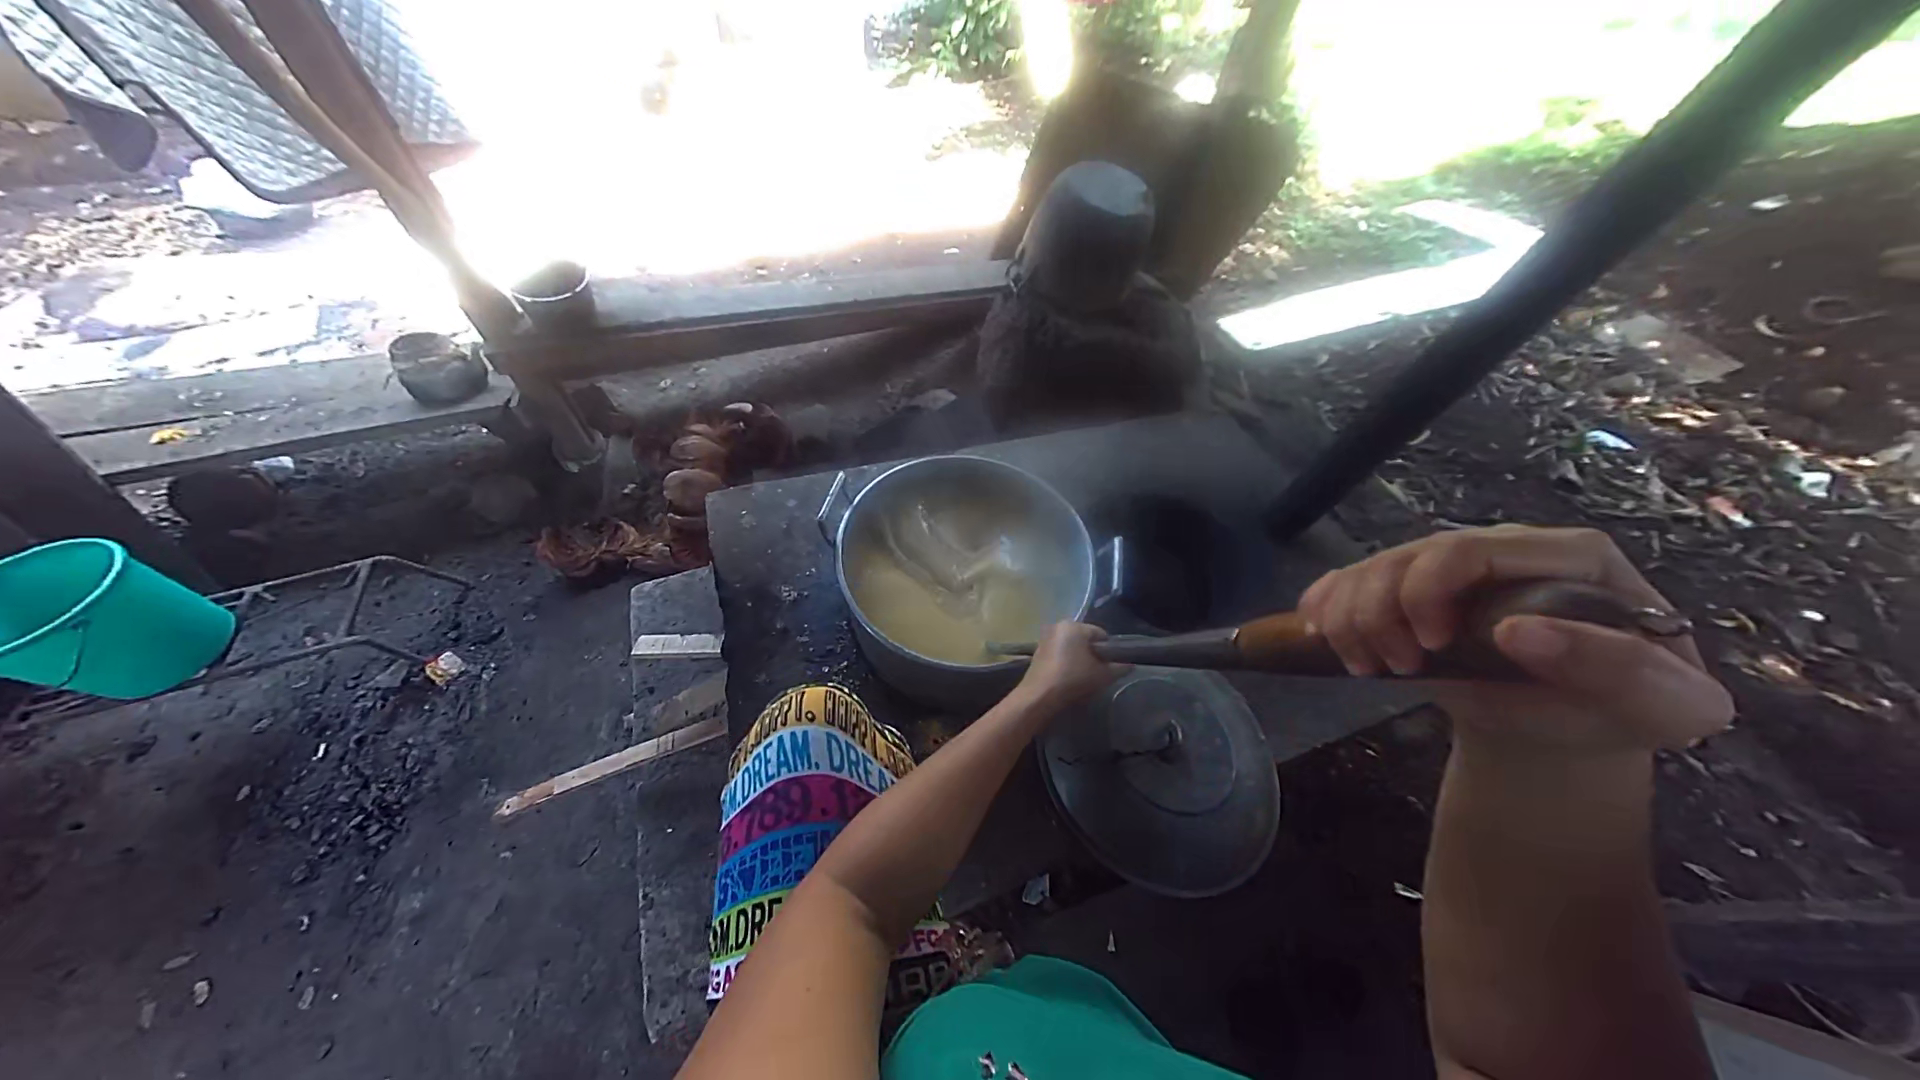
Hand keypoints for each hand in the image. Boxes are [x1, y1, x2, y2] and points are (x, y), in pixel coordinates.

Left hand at [1017, 622, 1123, 708]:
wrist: (1040, 695)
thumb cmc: (1074, 679)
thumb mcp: (1102, 675)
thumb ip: (1119, 668)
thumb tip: (1130, 665)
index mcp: (1075, 626)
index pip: (1100, 634)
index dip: (1109, 649)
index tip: (1111, 665)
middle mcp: (1059, 626)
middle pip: (1084, 638)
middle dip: (1093, 652)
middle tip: (1098, 670)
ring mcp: (1046, 637)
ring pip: (1071, 645)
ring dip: (1078, 656)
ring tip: (1083, 675)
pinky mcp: (1037, 650)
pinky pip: (1058, 651)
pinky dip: (1065, 660)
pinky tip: (1068, 675)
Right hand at [1297, 525, 1733, 754]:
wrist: (1557, 725)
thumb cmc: (1612, 714)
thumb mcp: (1664, 709)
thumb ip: (1619, 668)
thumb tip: (1518, 632)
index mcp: (1568, 556)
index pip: (1475, 548)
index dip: (1432, 588)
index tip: (1428, 647)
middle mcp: (1499, 549)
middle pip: (1410, 555)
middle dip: (1380, 611)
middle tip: (1391, 668)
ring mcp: (1445, 566)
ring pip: (1370, 567)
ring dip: (1349, 618)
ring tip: (1363, 667)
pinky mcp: (1404, 586)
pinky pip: (1347, 578)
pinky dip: (1325, 605)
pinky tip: (1324, 637)